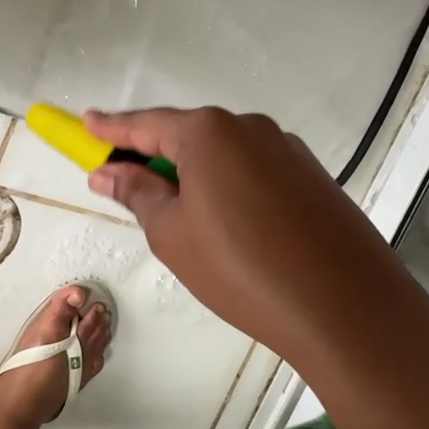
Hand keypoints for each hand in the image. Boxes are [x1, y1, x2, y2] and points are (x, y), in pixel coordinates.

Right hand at [84, 107, 417, 371]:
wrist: (344, 304)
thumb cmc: (241, 268)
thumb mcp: (173, 234)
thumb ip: (137, 193)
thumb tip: (109, 170)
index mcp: (209, 132)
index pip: (146, 124)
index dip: (111, 128)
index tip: (84, 124)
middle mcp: (249, 127)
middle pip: (188, 135)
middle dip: (154, 156)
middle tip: (124, 179)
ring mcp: (287, 149)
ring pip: (224, 155)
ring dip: (195, 175)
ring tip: (177, 214)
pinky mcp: (312, 176)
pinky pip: (255, 172)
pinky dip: (230, 187)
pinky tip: (229, 224)